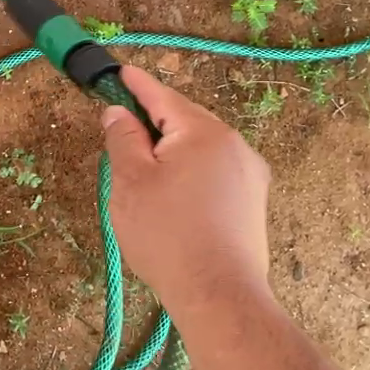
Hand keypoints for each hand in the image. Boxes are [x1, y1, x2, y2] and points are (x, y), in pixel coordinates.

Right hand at [101, 66, 271, 328]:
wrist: (219, 298)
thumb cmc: (167, 233)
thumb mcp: (130, 179)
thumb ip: (123, 138)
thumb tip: (119, 113)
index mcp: (204, 132)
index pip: (162, 96)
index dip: (135, 84)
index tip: (118, 71)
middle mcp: (234, 146)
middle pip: (183, 121)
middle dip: (151, 123)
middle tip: (118, 131)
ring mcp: (249, 176)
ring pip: (198, 148)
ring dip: (169, 150)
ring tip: (139, 170)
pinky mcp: (252, 204)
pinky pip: (212, 171)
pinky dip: (186, 170)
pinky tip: (169, 194)